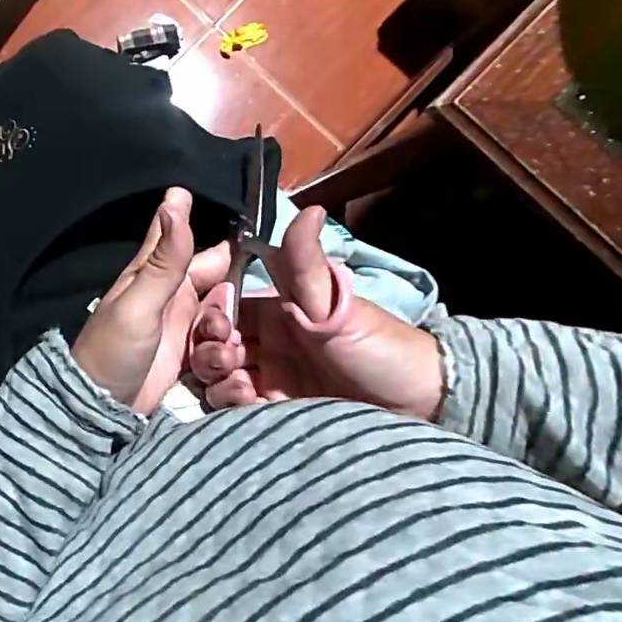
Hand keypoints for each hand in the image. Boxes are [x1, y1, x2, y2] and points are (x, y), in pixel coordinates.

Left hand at [72, 188, 229, 413]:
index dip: (219, 242)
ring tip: (208, 358)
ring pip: (224, 321)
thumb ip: (164, 258)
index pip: (189, 242)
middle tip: (214, 329)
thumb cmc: (114, 351)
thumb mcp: (139, 302)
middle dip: (226, 305)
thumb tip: (176, 197)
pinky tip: (213, 374)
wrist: (102, 412)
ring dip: (224, 339)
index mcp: (157, 275)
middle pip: (220, 286)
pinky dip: (223, 361)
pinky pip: (222, 350)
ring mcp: (186, 331)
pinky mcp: (194, 360)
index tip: (246, 244)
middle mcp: (175, 297)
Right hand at [189, 206, 443, 419]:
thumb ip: (307, 260)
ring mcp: (268, 380)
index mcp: (273, 312)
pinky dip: (234, 406)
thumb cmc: (373, 343)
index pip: (222, 310)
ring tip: (245, 386)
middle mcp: (265, 345)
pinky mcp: (274, 414)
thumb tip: (309, 208)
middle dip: (208, 352)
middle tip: (230, 360)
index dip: (211, 316)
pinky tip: (253, 403)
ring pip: (217, 379)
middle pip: (212, 346)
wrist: (413, 400)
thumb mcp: (332, 300)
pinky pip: (236, 410)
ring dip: (219, 380)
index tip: (221, 327)